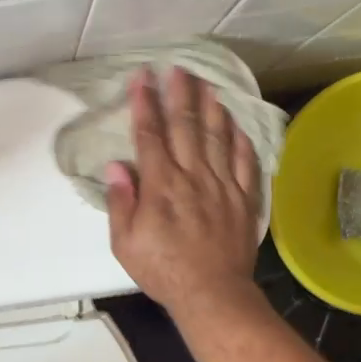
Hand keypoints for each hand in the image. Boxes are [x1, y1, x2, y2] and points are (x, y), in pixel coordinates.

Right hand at [106, 67, 262, 318]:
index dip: (145, 104)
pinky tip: (236, 124)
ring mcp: (221, 186)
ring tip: (208, 84)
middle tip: (178, 69)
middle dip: (179, 95)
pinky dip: (239, 139)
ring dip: (211, 108)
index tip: (142, 78)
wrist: (211, 292)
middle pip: (185, 127)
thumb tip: (117, 167)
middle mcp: (192, 177)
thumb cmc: (162, 271)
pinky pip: (243, 161)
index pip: (150, 136)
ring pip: (216, 137)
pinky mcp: (243, 199)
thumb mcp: (125, 244)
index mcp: (161, 186)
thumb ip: (121, 203)